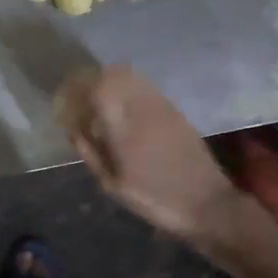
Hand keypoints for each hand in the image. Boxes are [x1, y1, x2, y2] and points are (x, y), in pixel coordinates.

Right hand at [59, 66, 242, 240]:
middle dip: (96, 79)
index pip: (98, 88)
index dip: (80, 87)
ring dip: (114, 81)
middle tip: (86, 97)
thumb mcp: (114, 185)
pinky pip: (148, 88)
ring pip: (133, 76)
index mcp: (124, 128)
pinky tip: (129, 109)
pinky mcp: (177, 111)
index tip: (70, 98)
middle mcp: (143, 109)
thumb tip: (73, 130)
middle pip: (115, 74)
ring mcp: (163, 107)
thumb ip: (91, 153)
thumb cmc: (155, 200)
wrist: (208, 204)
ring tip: (105, 100)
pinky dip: (132, 90)